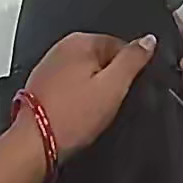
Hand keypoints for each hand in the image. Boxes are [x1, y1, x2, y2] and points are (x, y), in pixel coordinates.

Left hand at [18, 32, 157, 156]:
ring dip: (93, 92)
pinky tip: (77, 114)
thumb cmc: (70, 117)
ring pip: (87, 75)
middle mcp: (62, 48)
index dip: (129, 71)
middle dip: (110, 81)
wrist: (34, 142)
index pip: (120, 46)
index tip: (125, 90)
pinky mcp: (44, 85)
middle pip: (103, 60)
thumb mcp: (113, 86)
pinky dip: (77, 99)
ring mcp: (51, 66)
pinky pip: (71, 88)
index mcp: (80, 41)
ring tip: (90, 112)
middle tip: (107, 104)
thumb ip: (133, 60)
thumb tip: (148, 40)